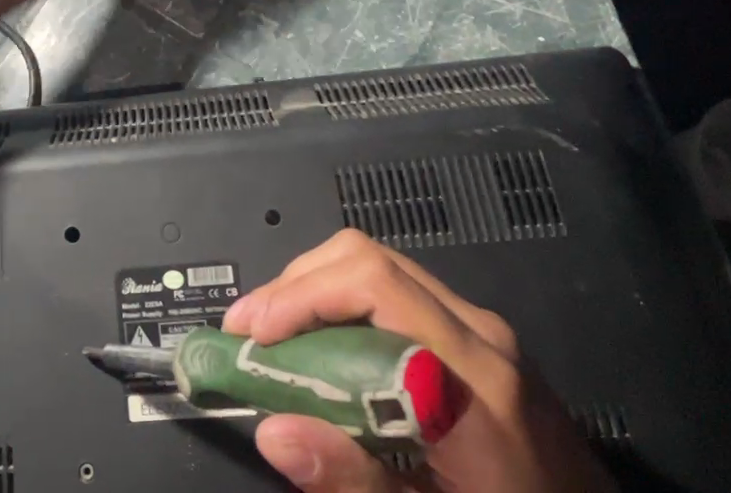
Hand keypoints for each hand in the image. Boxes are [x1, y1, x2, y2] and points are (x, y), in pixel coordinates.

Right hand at [222, 230, 612, 492]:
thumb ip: (354, 482)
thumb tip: (273, 431)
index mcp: (474, 383)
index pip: (376, 285)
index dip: (303, 294)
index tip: (253, 335)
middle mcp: (480, 336)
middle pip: (368, 259)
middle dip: (295, 286)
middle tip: (248, 334)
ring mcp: (482, 330)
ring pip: (377, 266)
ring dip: (313, 291)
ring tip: (272, 339)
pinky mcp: (476, 338)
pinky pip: (395, 292)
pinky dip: (341, 304)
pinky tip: (320, 348)